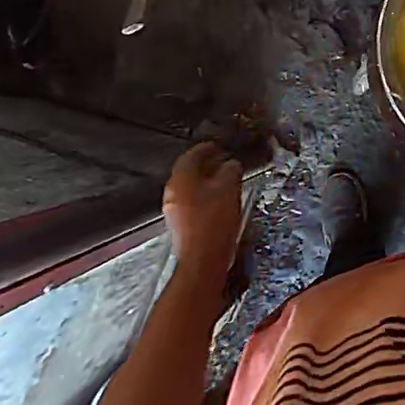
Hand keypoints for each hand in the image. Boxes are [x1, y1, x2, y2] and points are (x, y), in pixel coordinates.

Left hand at [163, 142, 243, 274]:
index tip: (217, 145)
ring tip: (226, 178)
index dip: (206, 148)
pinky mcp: (181, 224)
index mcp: (181, 180)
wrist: (204, 259)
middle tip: (223, 160)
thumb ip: (230, 170)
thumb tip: (232, 164)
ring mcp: (174, 209)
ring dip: (207, 180)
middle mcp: (172, 192)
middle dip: (207, 164)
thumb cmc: (215, 220)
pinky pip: (193, 201)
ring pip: (191, 187)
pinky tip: (220, 198)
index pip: (191, 155)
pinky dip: (206, 194)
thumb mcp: (229, 187)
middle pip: (189, 171)